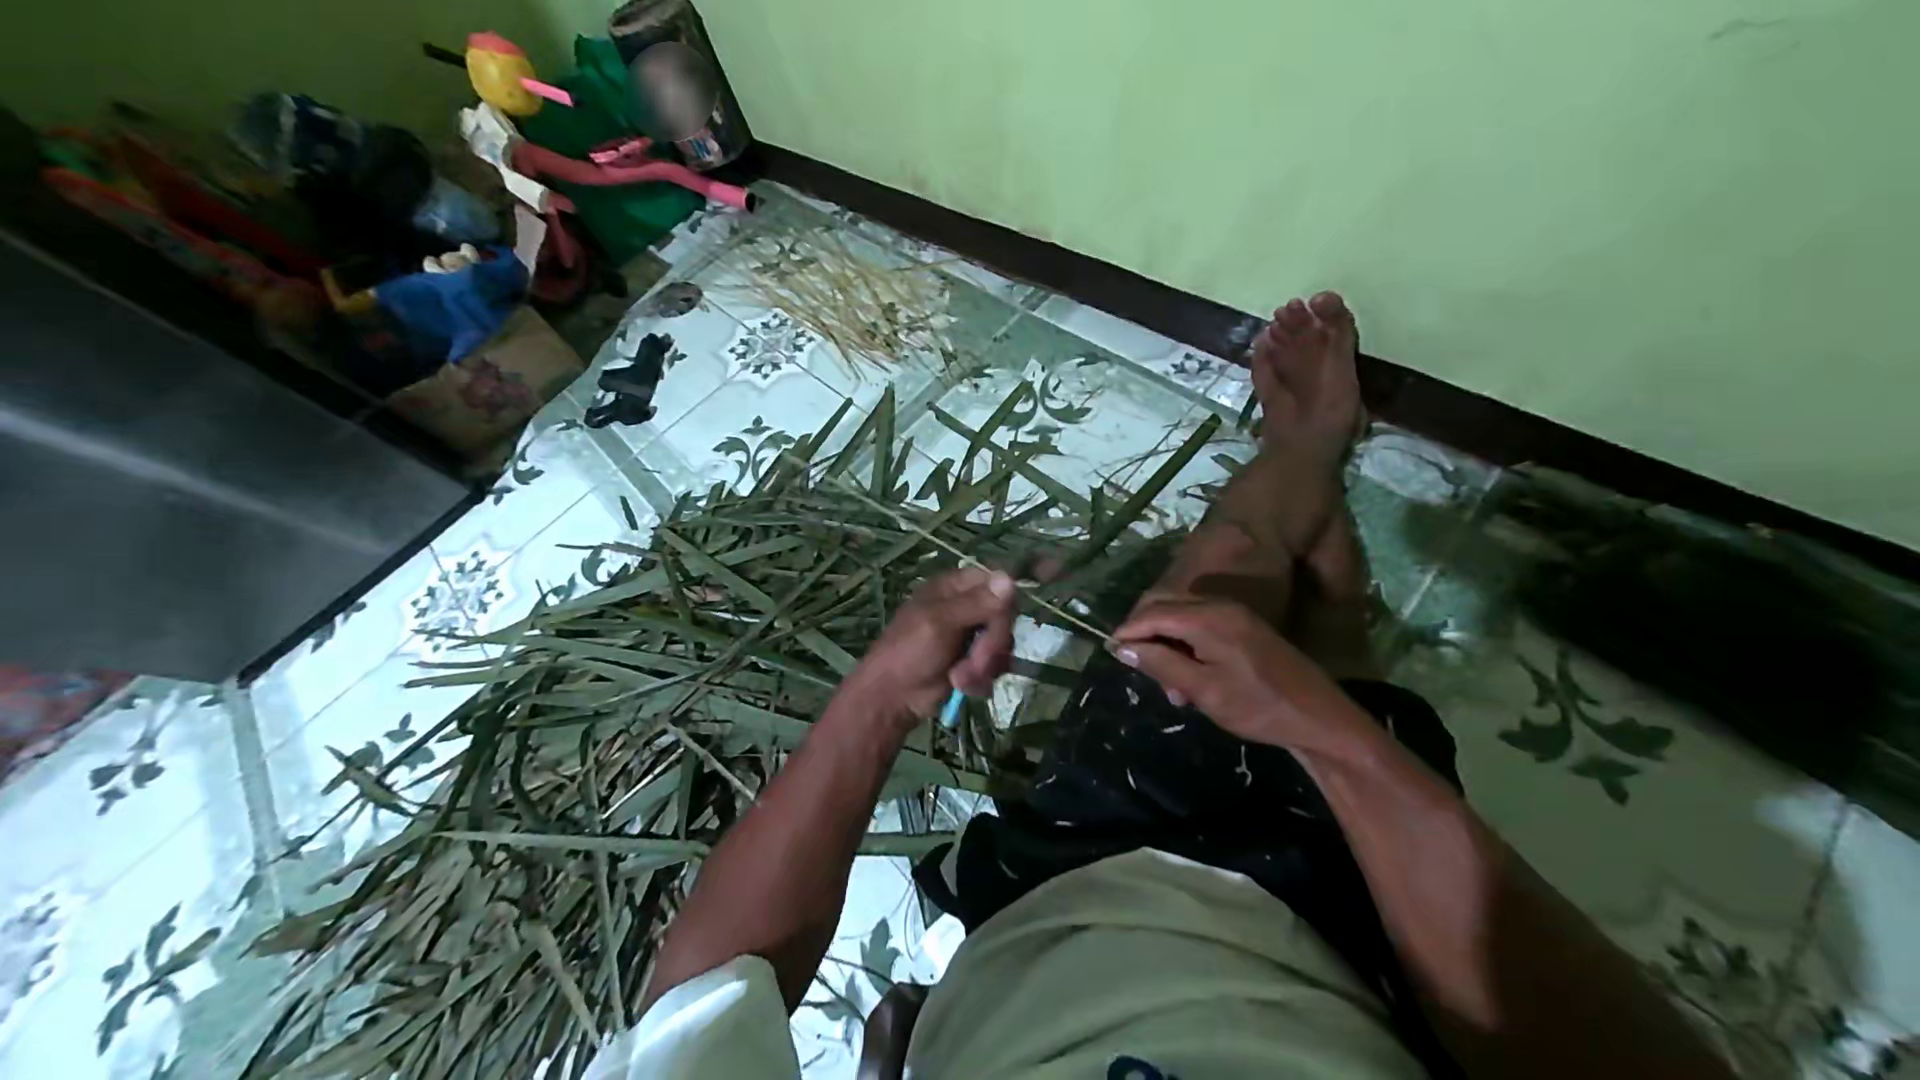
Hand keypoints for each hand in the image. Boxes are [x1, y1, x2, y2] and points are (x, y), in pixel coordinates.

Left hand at [839, 567, 1016, 729]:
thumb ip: (976, 604)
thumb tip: (1010, 579)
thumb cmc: (908, 653)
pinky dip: (982, 679)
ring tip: (961, 678)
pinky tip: (964, 686)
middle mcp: (965, 606)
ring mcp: (969, 635)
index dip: (1002, 605)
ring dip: (984, 666)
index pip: (995, 583)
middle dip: (992, 644)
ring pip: (1002, 644)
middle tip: (976, 662)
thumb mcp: (940, 624)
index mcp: (952, 587)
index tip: (996, 626)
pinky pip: (995, 665)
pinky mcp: (973, 660)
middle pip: (1003, 615)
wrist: (893, 699)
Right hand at [1110, 596, 1376, 759]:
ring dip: (1165, 643)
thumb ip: (1159, 664)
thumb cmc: (1258, 707)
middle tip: (1141, 672)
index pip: (1151, 613)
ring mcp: (1233, 612)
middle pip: (1163, 607)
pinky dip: (1185, 644)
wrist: (1320, 718)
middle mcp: (1219, 605)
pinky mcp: (1243, 624)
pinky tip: (1189, 675)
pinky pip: (1199, 623)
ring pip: (1180, 616)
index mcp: (1208, 617)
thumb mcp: (1202, 690)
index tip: (1110, 654)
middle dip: (1145, 636)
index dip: (1127, 632)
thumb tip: (1121, 647)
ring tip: (1171, 685)